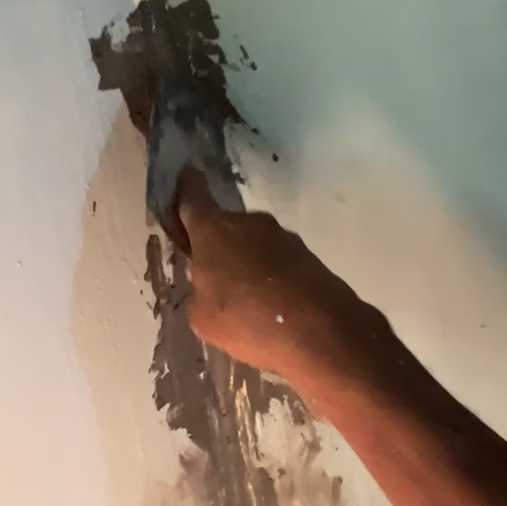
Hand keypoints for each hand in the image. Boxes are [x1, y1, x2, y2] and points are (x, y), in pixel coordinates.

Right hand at [176, 172, 358, 378]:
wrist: (319, 330)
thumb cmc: (246, 318)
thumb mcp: (202, 316)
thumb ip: (200, 292)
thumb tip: (209, 286)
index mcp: (213, 230)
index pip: (194, 198)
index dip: (188, 187)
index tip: (187, 175)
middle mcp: (248, 223)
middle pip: (226, 226)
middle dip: (219, 246)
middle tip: (215, 276)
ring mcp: (283, 236)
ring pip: (254, 245)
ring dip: (248, 263)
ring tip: (247, 299)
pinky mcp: (308, 256)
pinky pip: (279, 263)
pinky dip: (273, 277)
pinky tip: (273, 307)